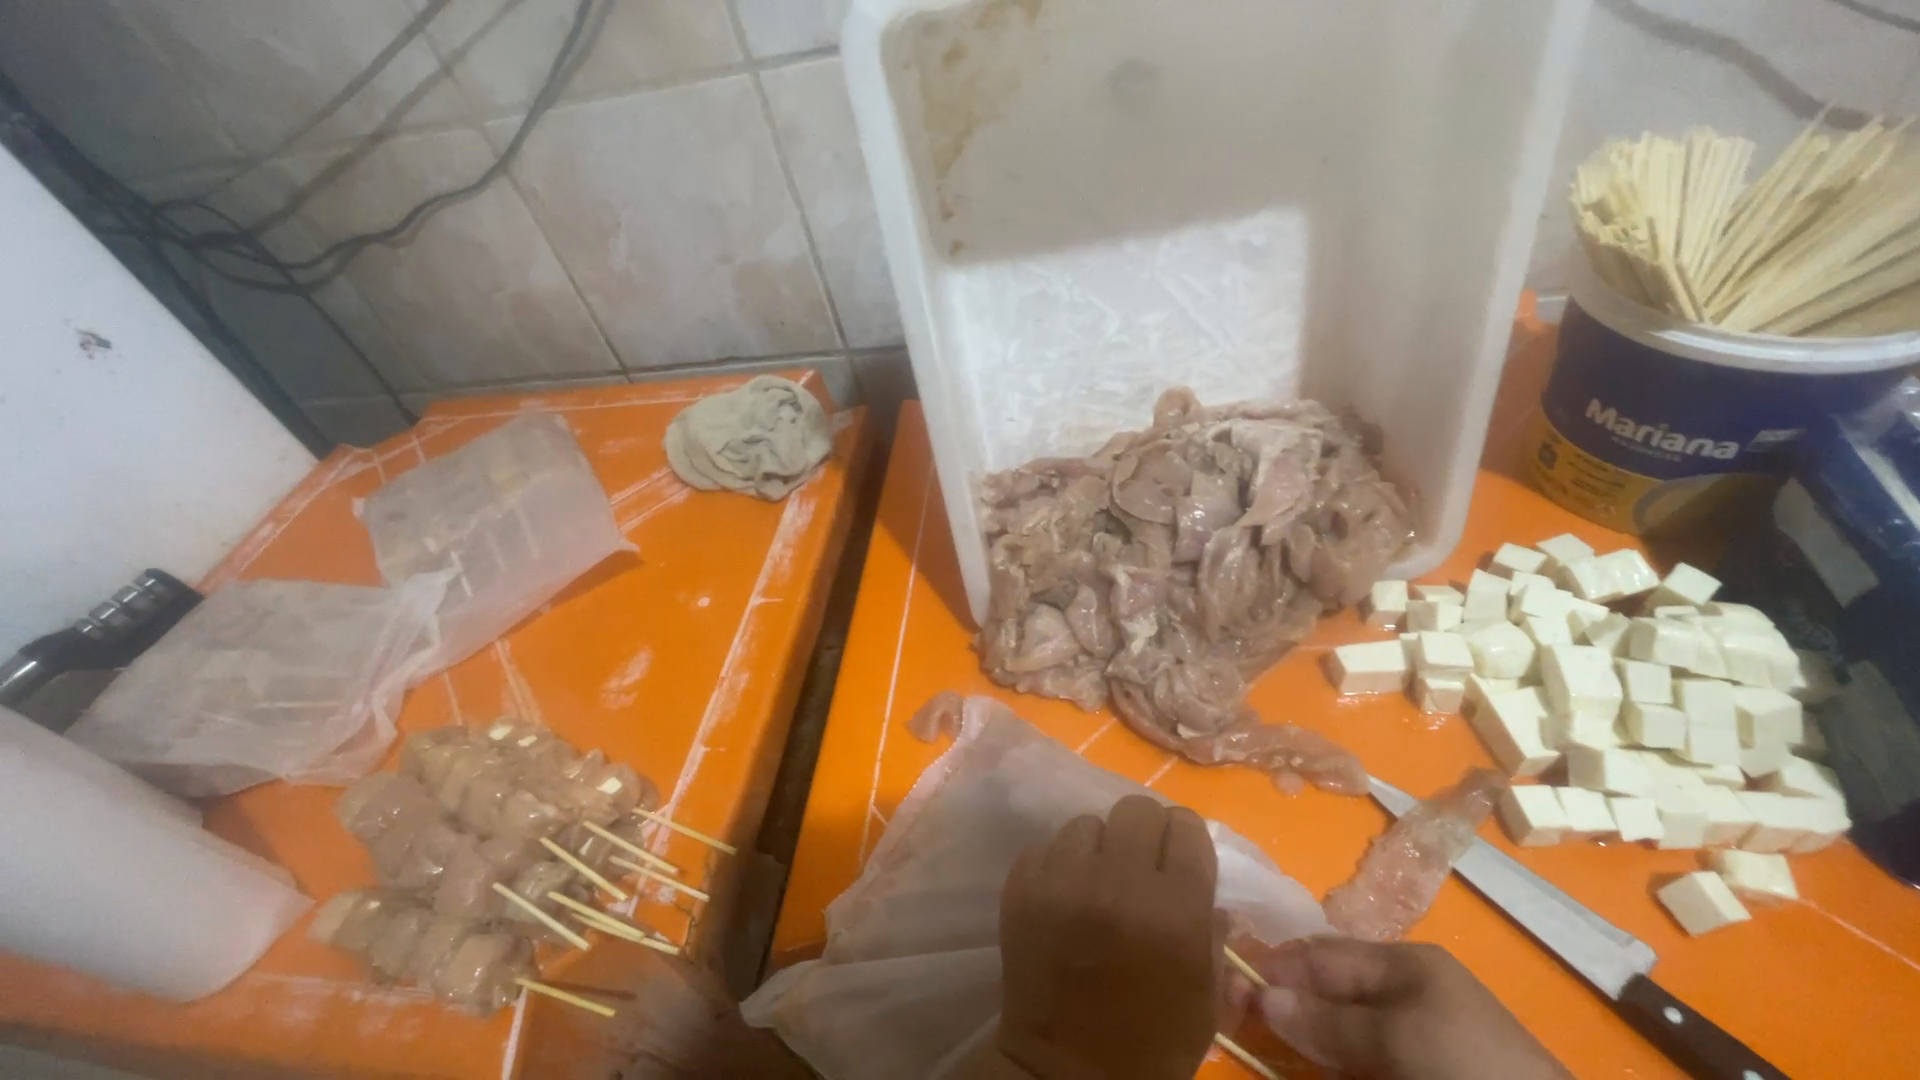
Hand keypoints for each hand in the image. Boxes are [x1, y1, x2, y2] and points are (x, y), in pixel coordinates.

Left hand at [996, 795, 1223, 1079]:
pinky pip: (1046, 847)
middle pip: (1137, 809)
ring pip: (1087, 824)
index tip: (1178, 856)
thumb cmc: (1150, 1042)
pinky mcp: (1021, 885)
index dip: (1185, 839)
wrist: (1066, 1073)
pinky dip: (1058, 866)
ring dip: (1097, 848)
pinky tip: (1063, 899)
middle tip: (1139, 864)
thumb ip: (1212, 930)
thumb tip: (1207, 886)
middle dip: (1144, 833)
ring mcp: (1063, 880)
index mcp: (1175, 910)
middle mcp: (1118, 882)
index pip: (1186, 827)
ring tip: (1096, 884)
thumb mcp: (1205, 996)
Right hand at [1252, 936, 1570, 1079]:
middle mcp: (1404, 993)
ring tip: (1273, 1054)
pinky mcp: (1418, 1070)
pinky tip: (1316, 1073)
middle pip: (1327, 992)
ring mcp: (1413, 1038)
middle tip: (1243, 1026)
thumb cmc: (1473, 1070)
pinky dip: (1334, 1065)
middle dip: (1286, 1007)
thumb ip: (1329, 1021)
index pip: (1321, 955)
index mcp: (1403, 964)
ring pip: (1340, 1032)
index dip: (1276, 969)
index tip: (1229, 987)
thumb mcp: (1400, 1039)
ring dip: (1307, 1043)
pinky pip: (1361, 1061)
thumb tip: (1262, 997)